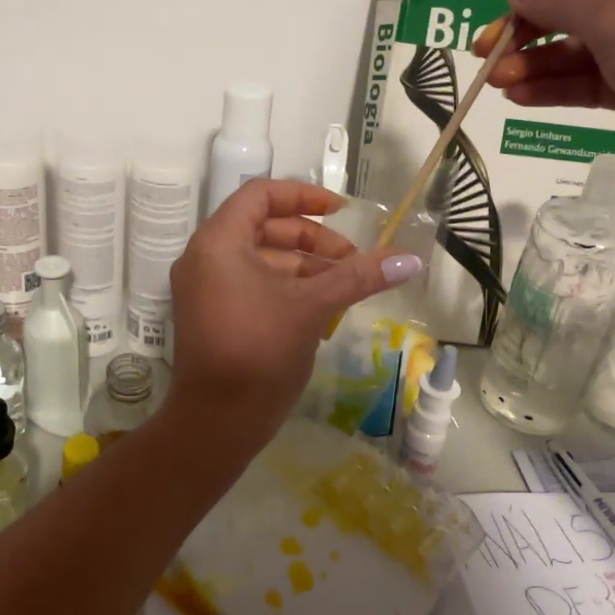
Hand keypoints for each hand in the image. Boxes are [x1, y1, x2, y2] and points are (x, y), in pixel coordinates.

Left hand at [164, 181, 424, 450]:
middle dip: (313, 239)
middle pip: (264, 227)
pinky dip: (286, 288)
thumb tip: (410, 259)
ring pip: (261, 259)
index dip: (304, 196)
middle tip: (353, 262)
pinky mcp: (212, 314)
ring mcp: (205, 288)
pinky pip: (251, 284)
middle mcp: (204, 257)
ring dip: (305, 266)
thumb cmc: (259, 350)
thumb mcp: (312, 306)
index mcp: (218, 242)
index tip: (343, 212)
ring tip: (345, 287)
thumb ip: (358, 276)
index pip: (260, 195)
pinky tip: (321, 310)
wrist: (216, 420)